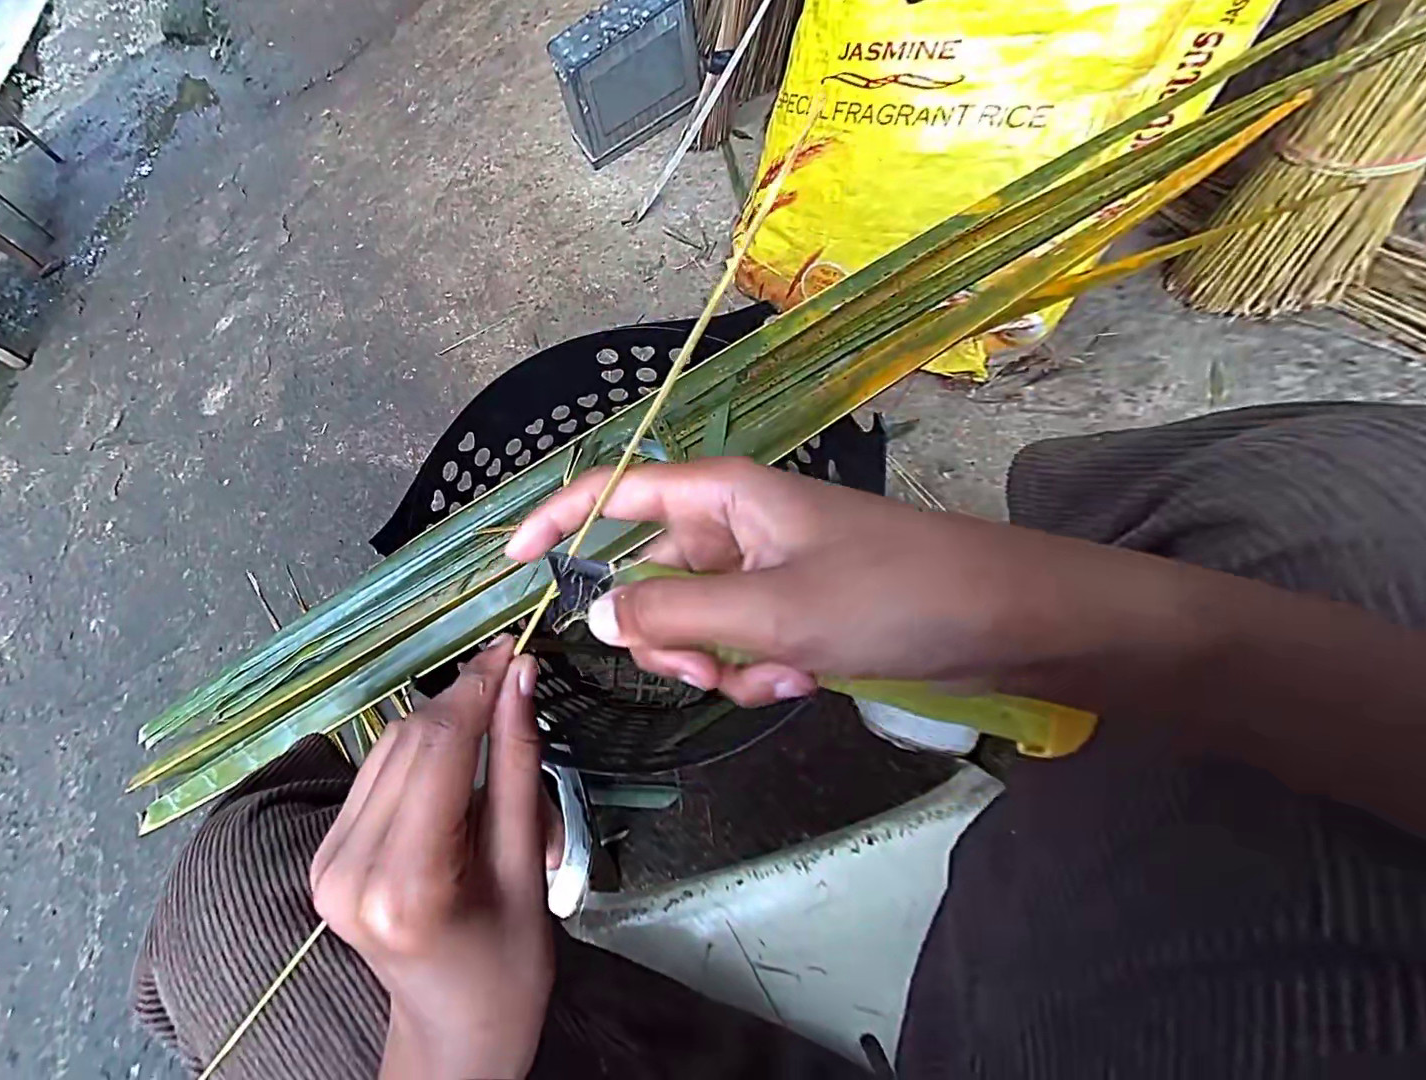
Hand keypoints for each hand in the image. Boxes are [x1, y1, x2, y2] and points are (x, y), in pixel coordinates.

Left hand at [310, 638, 551, 1079]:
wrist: (453, 1030)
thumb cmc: (507, 967)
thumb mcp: (526, 864)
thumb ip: (518, 763)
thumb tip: (521, 678)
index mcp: (404, 884)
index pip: (440, 748)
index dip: (478, 686)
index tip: (513, 648)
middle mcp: (349, 866)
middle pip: (411, 739)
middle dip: (466, 700)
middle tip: (514, 680)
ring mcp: (327, 858)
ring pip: (391, 745)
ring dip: (449, 726)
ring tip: (497, 746)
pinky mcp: (326, 849)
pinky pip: (379, 769)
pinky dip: (424, 751)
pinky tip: (458, 769)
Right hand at [505, 457, 1206, 708]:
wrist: (1015, 622)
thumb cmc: (894, 593)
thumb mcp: (773, 609)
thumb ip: (672, 611)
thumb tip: (598, 617)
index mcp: (715, 496)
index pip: (607, 493)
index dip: (553, 521)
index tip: (513, 563)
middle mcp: (722, 526)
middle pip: (642, 578)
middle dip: (661, 633)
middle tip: (701, 668)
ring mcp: (748, 569)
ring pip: (681, 620)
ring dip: (707, 661)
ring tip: (767, 678)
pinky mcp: (775, 605)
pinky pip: (724, 641)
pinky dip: (744, 670)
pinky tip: (794, 683)